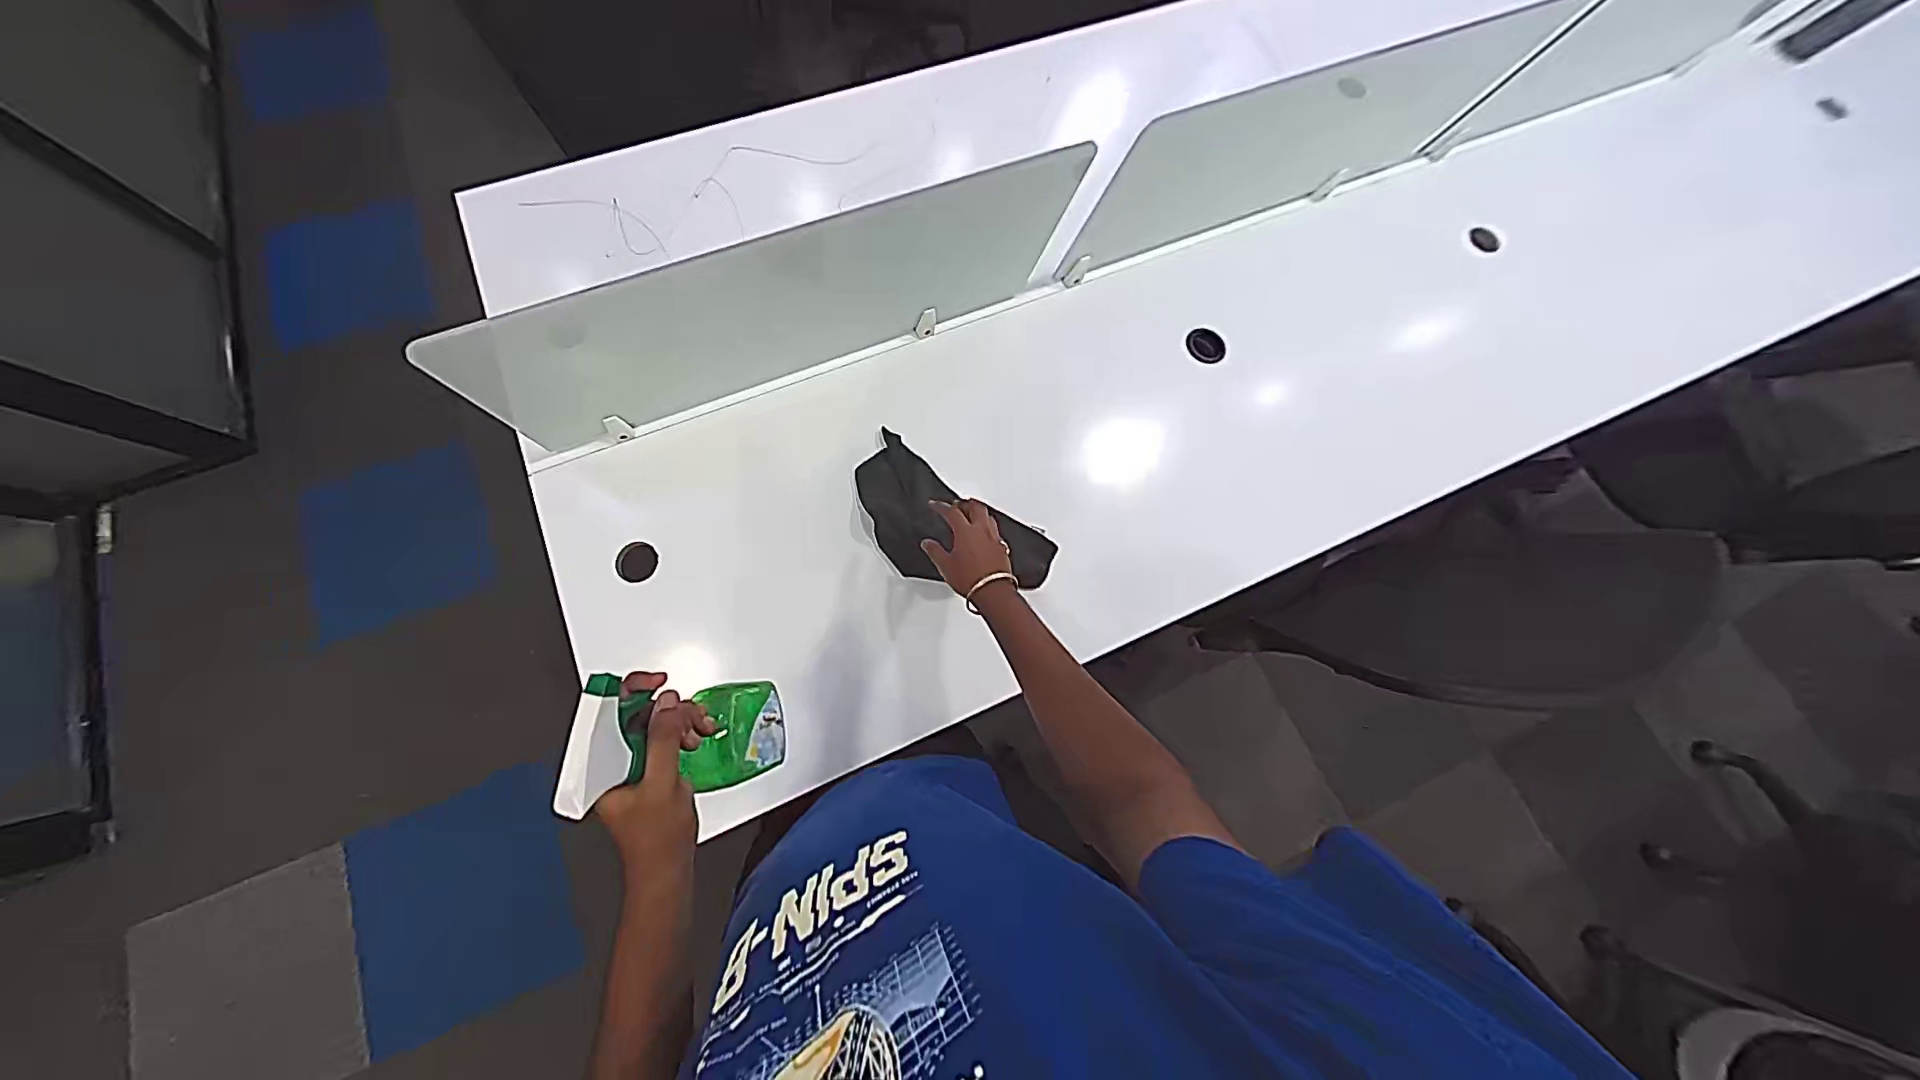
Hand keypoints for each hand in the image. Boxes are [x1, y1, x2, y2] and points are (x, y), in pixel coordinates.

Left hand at [593, 672, 717, 873]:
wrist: (665, 869)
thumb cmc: (656, 840)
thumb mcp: (663, 784)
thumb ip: (663, 740)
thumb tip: (667, 704)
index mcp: (600, 765)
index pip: (608, 712)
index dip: (632, 689)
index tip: (659, 682)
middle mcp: (610, 761)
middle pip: (635, 714)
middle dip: (669, 709)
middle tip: (691, 715)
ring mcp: (628, 765)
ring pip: (653, 723)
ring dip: (680, 720)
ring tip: (698, 730)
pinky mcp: (646, 769)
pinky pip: (662, 737)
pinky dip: (681, 732)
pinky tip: (694, 738)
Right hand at [921, 499, 1013, 601]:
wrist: (993, 591)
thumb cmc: (971, 579)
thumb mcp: (945, 566)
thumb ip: (935, 551)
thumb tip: (928, 544)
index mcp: (965, 532)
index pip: (952, 512)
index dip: (941, 506)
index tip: (935, 505)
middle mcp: (982, 531)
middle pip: (975, 507)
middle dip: (965, 503)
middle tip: (957, 504)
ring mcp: (994, 538)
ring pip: (988, 516)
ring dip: (979, 512)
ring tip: (973, 513)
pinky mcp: (1002, 548)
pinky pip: (996, 530)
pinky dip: (988, 527)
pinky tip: (986, 533)